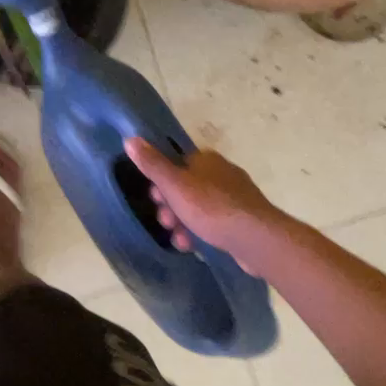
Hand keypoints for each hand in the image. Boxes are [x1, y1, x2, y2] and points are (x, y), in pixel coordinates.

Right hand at [123, 137, 284, 260]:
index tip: (155, 198)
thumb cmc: (210, 207)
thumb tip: (130, 138)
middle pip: (185, 187)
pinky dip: (201, 232)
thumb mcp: (174, 184)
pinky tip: (195, 246)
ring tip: (180, 239)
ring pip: (198, 208)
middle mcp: (222, 173)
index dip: (161, 181)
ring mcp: (235, 197)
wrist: (255, 238)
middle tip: (166, 221)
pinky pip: (214, 222)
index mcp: (206, 160)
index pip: (176, 164)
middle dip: (170, 206)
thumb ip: (152, 164)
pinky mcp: (242, 219)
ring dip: (182, 223)